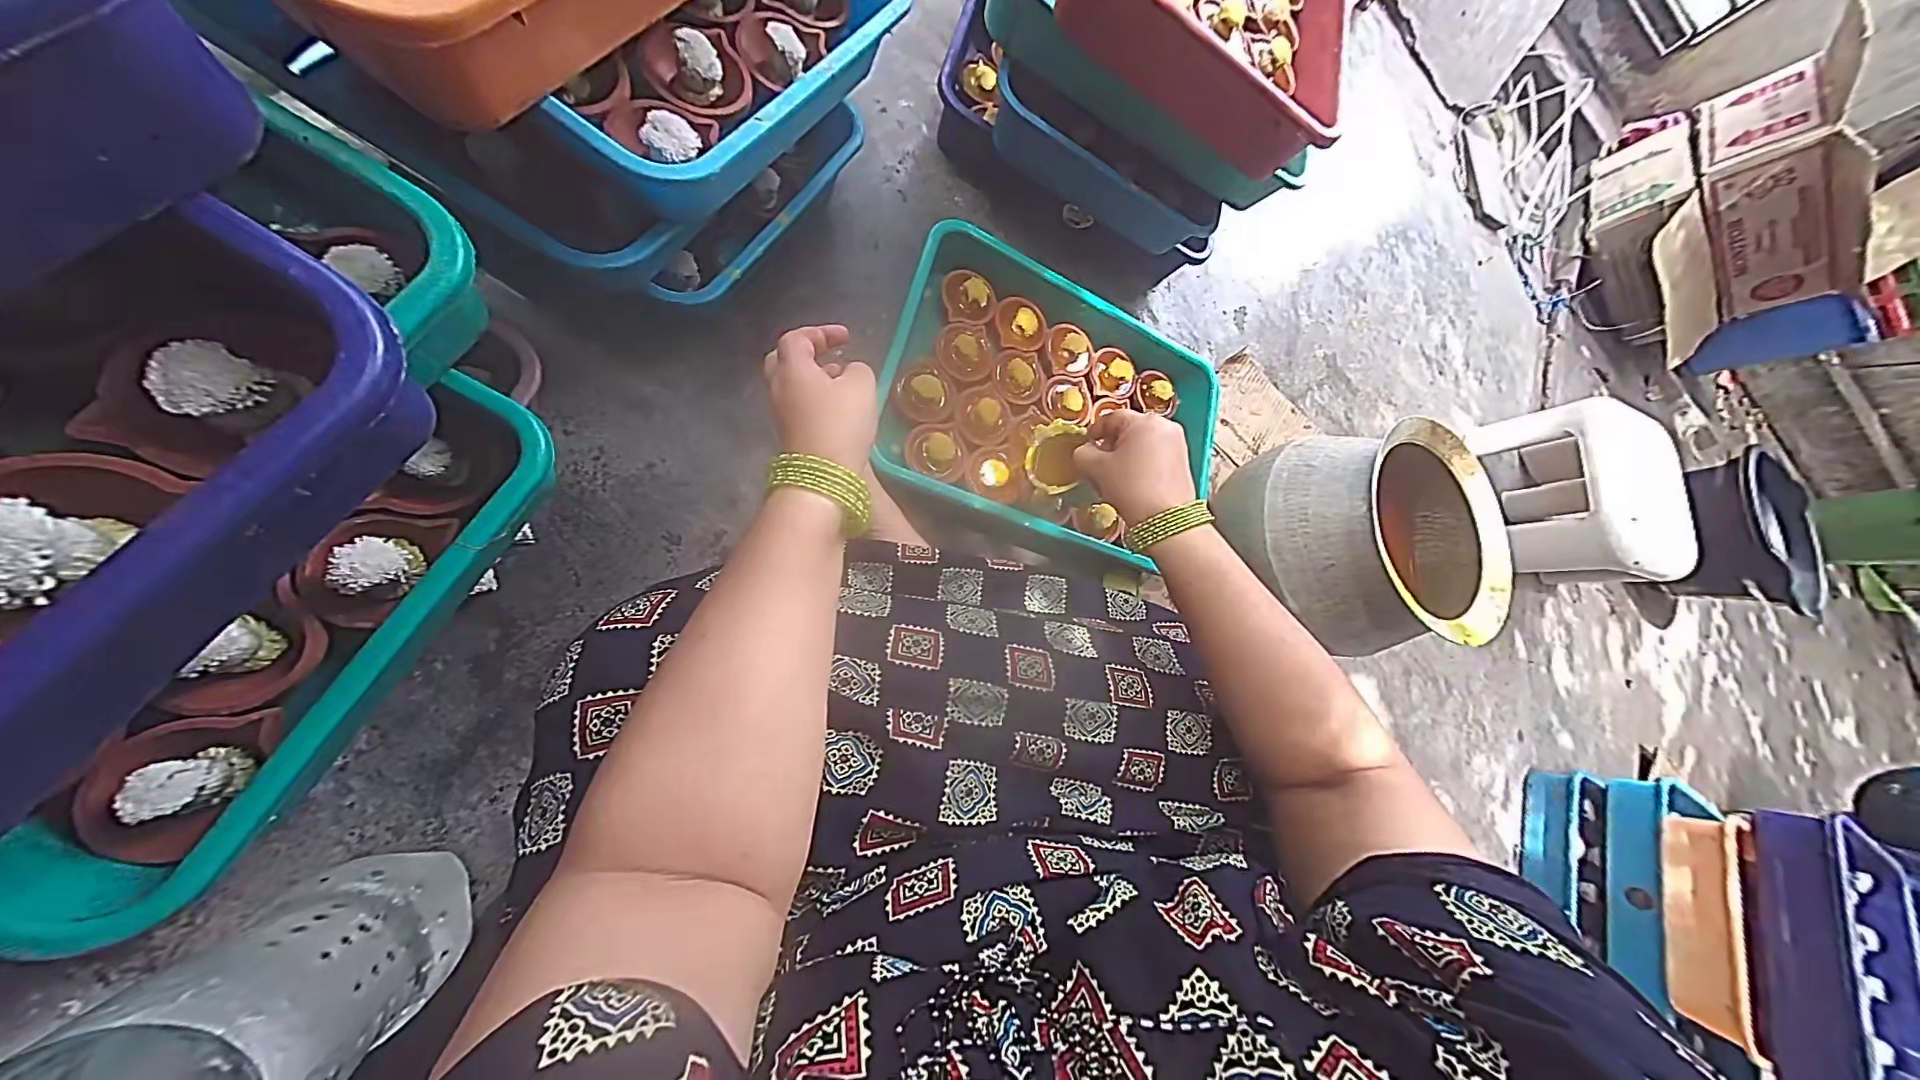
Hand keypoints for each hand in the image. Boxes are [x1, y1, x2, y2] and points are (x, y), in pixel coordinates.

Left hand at [764, 325, 876, 472]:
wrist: (824, 475)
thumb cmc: (842, 423)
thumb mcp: (862, 386)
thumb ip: (857, 369)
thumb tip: (849, 372)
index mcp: (792, 368)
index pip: (797, 338)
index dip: (821, 333)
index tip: (846, 338)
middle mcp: (778, 386)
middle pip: (784, 359)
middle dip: (807, 353)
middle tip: (830, 354)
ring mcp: (780, 412)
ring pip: (791, 384)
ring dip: (813, 377)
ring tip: (841, 381)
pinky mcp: (789, 432)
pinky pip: (797, 404)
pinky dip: (814, 397)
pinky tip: (836, 406)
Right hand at [1072, 410, 1197, 522]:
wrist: (1165, 518)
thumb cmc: (1129, 487)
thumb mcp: (1096, 468)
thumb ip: (1082, 453)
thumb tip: (1084, 451)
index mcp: (1143, 421)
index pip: (1111, 418)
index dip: (1095, 431)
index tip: (1087, 444)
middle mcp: (1164, 425)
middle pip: (1130, 428)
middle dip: (1112, 443)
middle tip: (1100, 461)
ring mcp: (1177, 442)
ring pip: (1144, 441)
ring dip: (1128, 452)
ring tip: (1116, 473)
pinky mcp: (1184, 460)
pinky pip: (1157, 453)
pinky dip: (1143, 461)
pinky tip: (1134, 479)